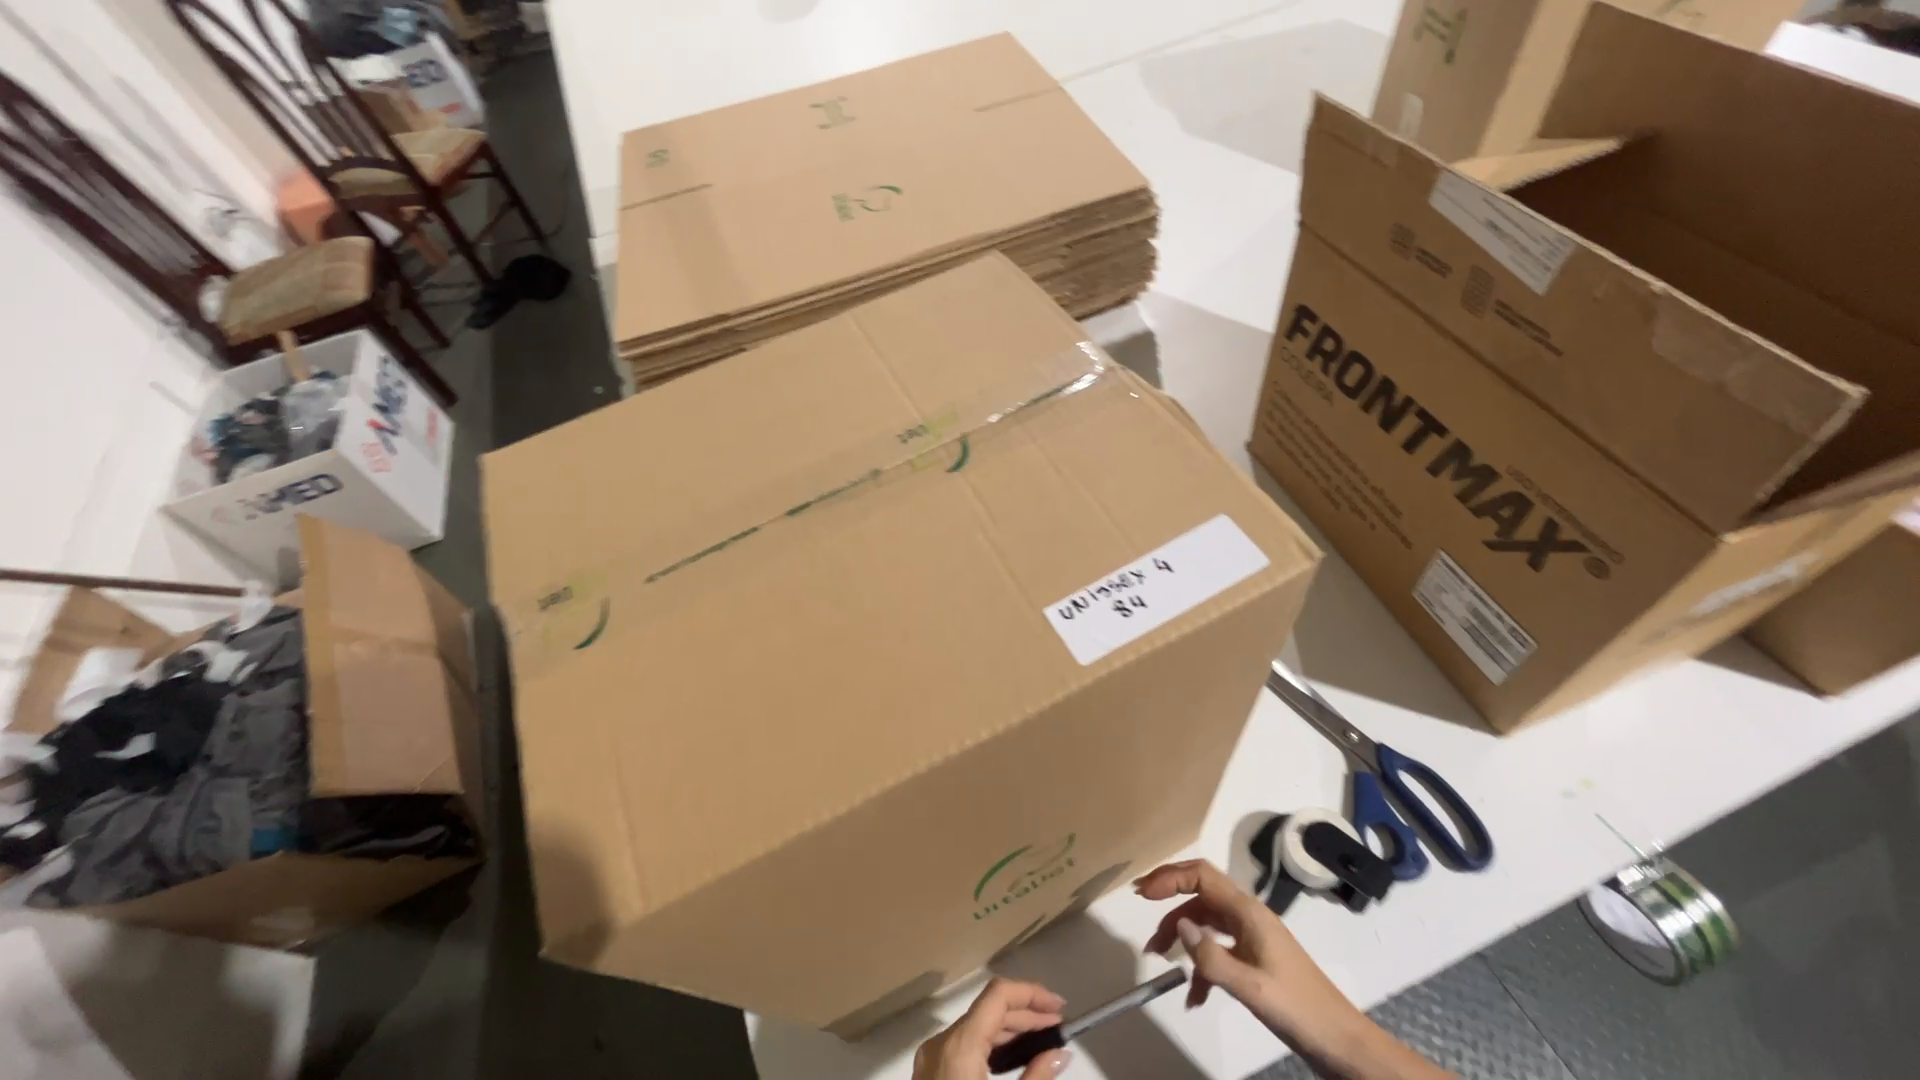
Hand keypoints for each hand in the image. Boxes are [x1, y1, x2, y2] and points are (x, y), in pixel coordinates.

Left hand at [913, 977, 1070, 1079]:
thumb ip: (1036, 1076)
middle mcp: (940, 1042)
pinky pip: (964, 1046)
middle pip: (987, 1010)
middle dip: (1026, 1014)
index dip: (1032, 993)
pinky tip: (1012, 1060)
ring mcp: (930, 1058)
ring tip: (1041, 1042)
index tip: (1060, 1007)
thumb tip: (1060, 1052)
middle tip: (1058, 1028)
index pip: (998, 995)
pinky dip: (990, 1046)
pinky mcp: (929, 1073)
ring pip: (975, 1028)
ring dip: (1009, 1031)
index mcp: (959, 1044)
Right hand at [1135, 859, 1354, 1034]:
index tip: (1142, 893)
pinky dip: (1201, 967)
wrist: (1341, 1041)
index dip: (1169, 877)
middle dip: (1169, 902)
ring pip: (1206, 923)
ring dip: (1181, 936)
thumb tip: (1178, 925)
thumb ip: (1210, 956)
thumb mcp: (1250, 986)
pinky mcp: (1255, 959)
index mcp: (1248, 912)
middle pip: (1200, 895)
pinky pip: (1218, 950)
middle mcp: (1248, 916)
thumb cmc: (1298, 1008)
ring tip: (1159, 959)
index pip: (1201, 875)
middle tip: (1142, 913)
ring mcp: (1252, 937)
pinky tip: (1194, 997)